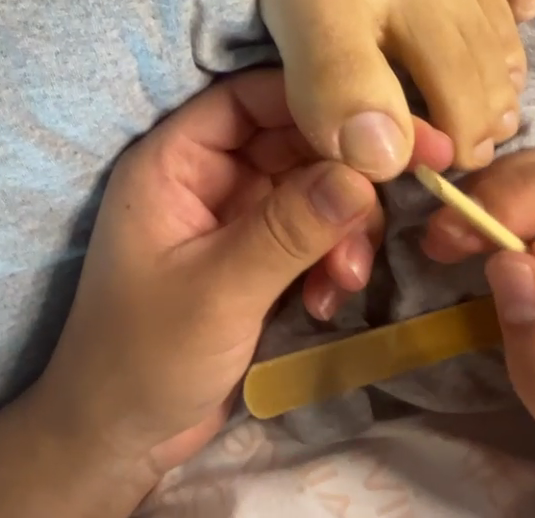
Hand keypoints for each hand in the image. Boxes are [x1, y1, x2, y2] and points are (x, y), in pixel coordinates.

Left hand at [30, 70, 449, 479]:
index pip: (247, 99)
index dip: (313, 98)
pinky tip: (328, 300)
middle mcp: (204, 174)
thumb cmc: (145, 355)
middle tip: (413, 187)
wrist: (121, 436)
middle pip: (289, 140)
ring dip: (342, 226)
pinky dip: (330, 257)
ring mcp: (231, 215)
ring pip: (308, 188)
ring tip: (347, 279)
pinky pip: (309, 232)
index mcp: (172, 160)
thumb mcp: (218, 290)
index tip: (385, 122)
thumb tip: (361, 175)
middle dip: (344, 171)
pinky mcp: (254, 254)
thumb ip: (288, 230)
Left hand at [243, 0, 534, 179]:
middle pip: (486, 67)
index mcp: (428, 22)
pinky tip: (519, 0)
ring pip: (501, 17)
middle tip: (468, 138)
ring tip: (492, 90)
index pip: (458, 109)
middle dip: (479, 113)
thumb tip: (387, 162)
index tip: (443, 168)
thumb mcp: (308, 0)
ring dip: (499, 62)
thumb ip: (344, 84)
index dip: (452, 146)